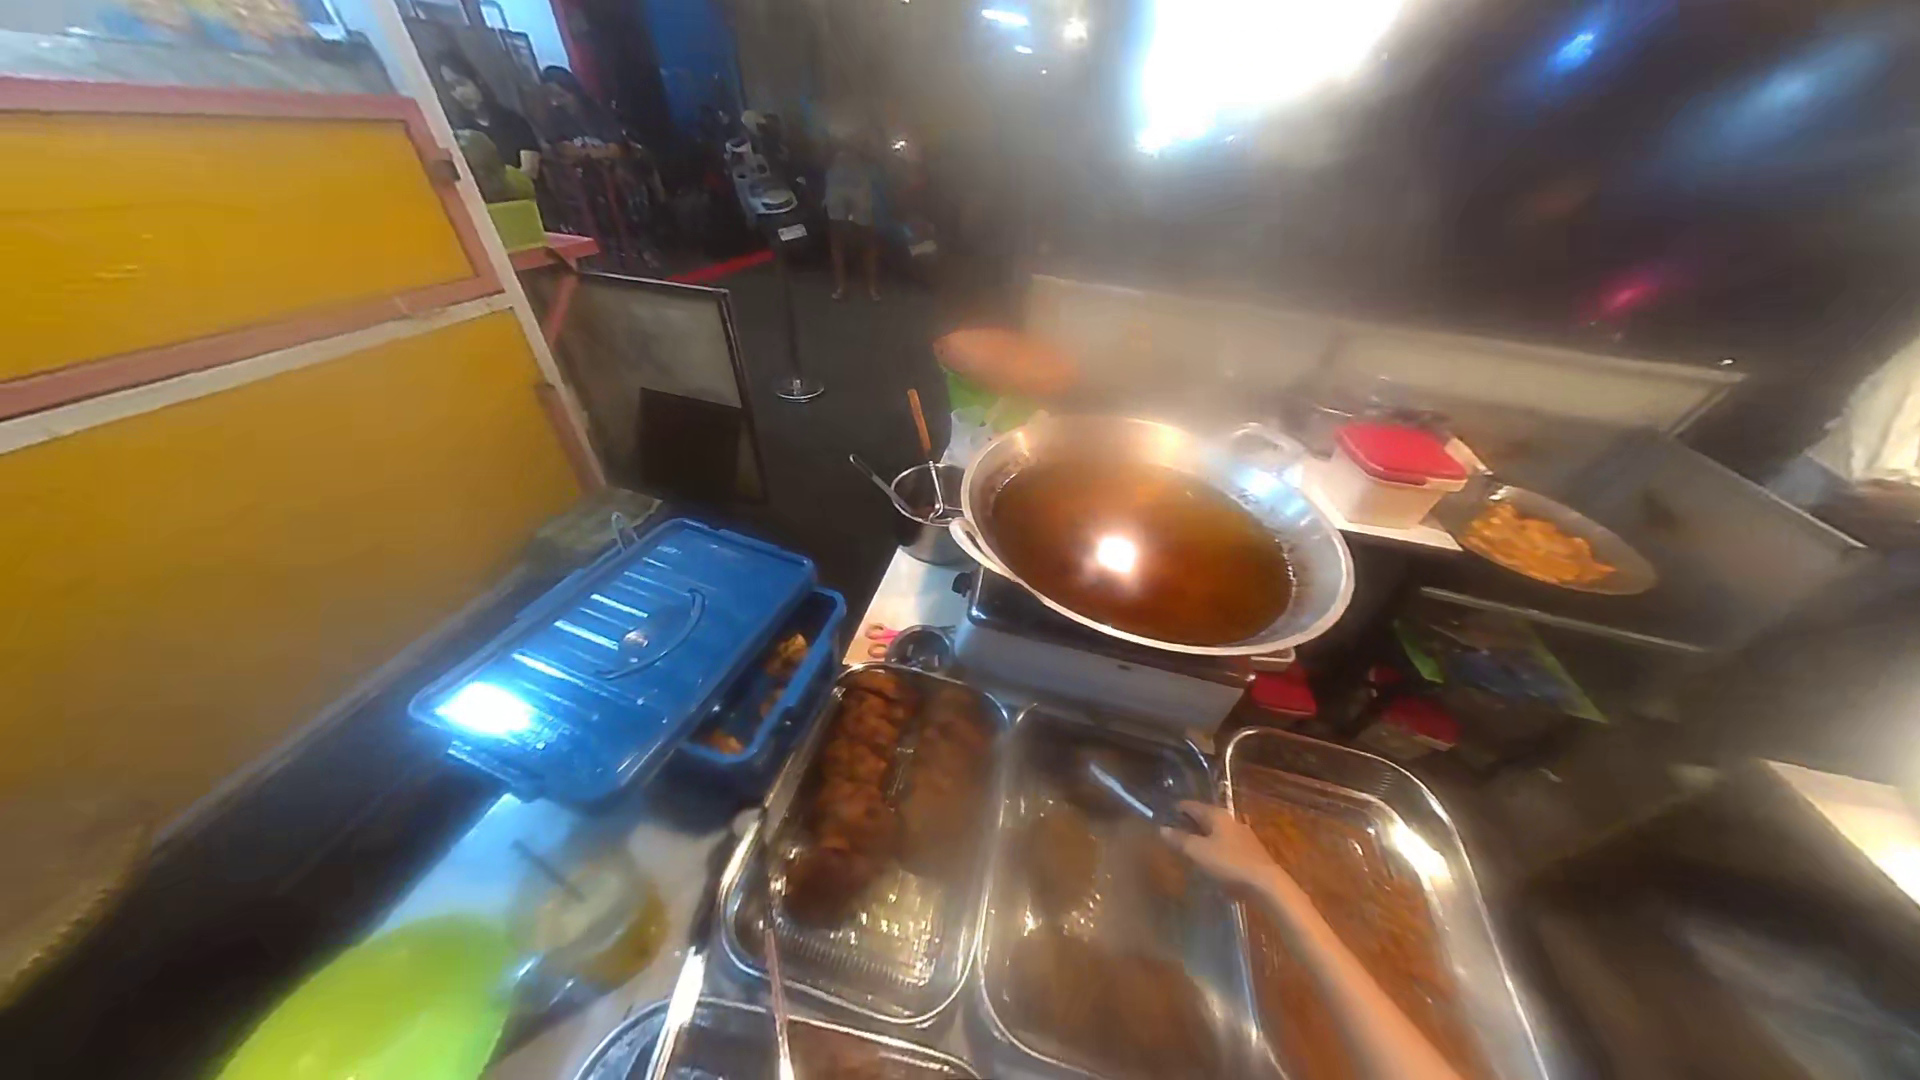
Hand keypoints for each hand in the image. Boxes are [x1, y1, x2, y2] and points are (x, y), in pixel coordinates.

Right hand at [1161, 801, 1280, 892]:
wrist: (1268, 886)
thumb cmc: (1229, 863)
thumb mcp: (1197, 852)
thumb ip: (1179, 839)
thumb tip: (1162, 828)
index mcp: (1216, 815)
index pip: (1190, 805)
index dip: (1176, 809)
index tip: (1163, 815)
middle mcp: (1230, 820)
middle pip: (1204, 818)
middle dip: (1189, 824)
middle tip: (1174, 833)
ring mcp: (1243, 837)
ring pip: (1216, 833)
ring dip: (1203, 839)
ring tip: (1190, 849)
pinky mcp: (1252, 854)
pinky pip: (1227, 847)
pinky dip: (1215, 850)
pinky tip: (1211, 863)